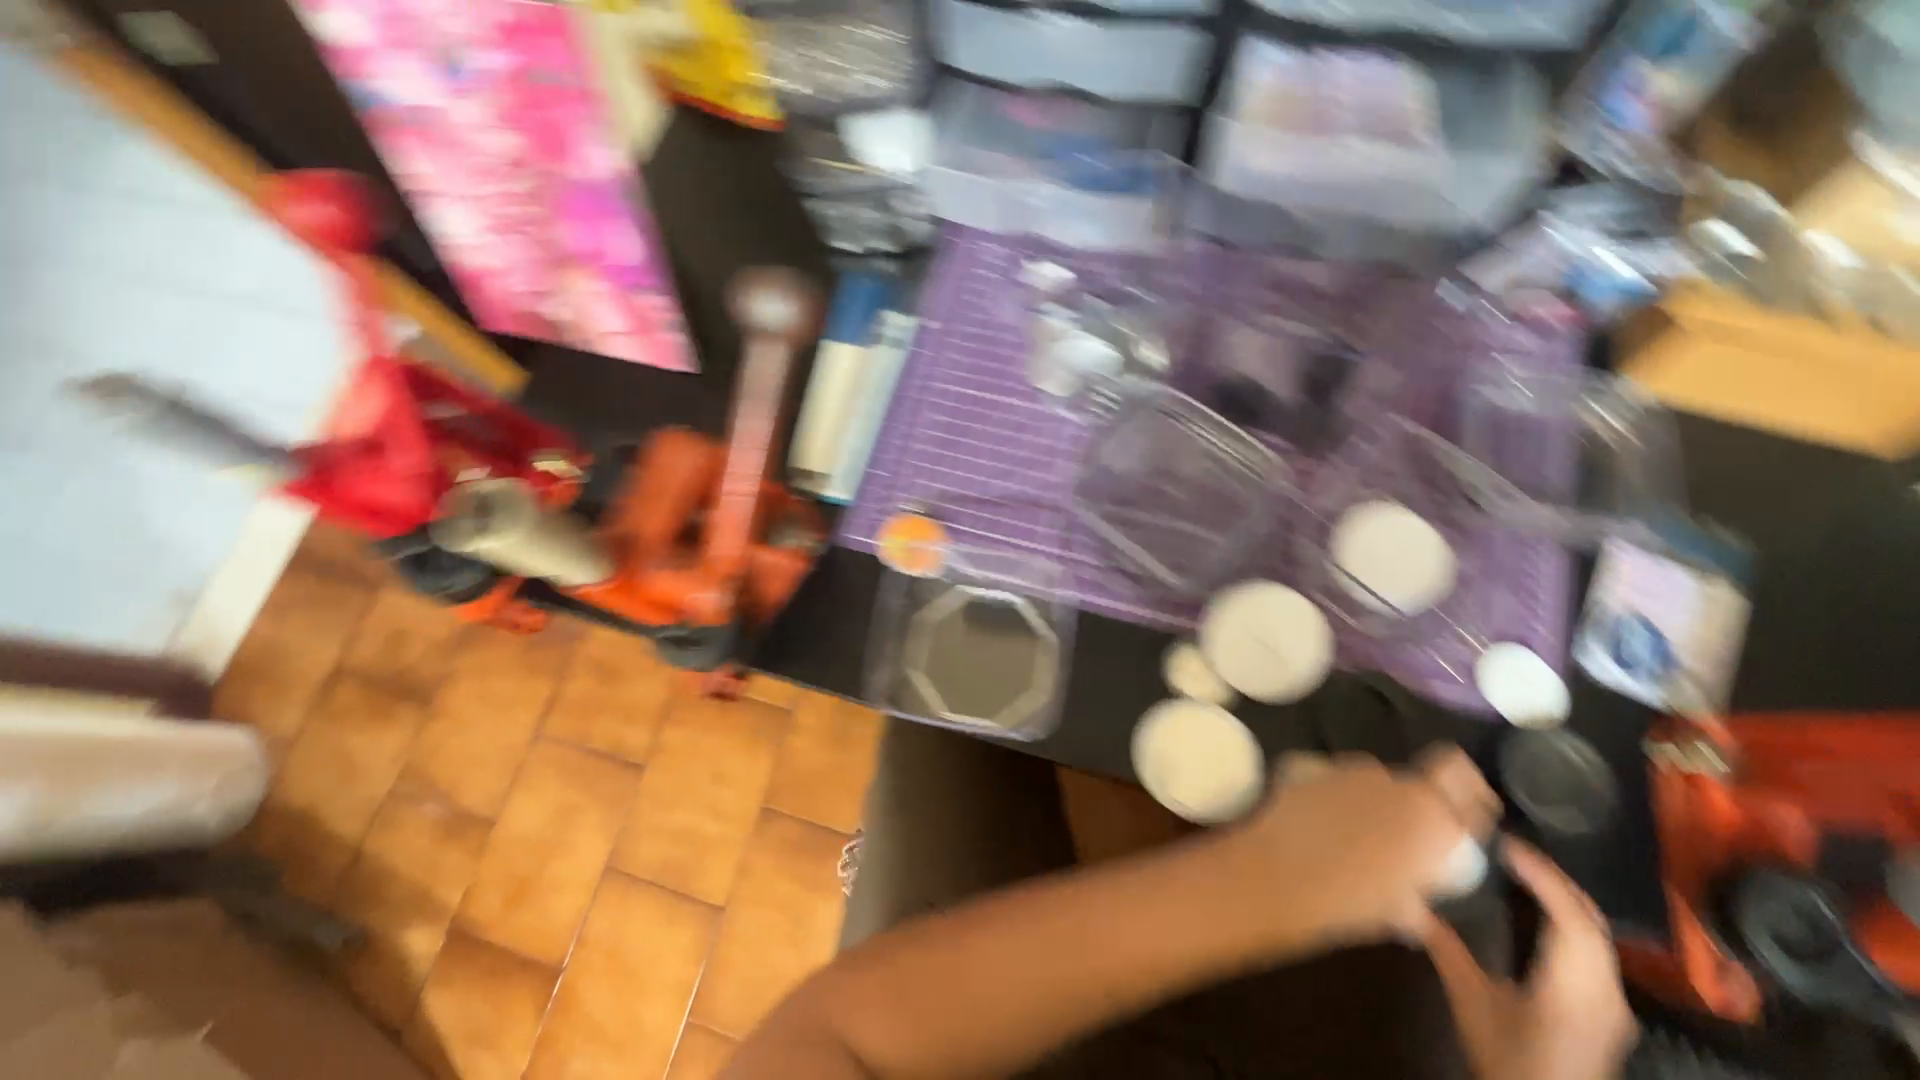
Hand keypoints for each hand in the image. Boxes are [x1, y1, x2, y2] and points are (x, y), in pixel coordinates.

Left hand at [1240, 746, 1500, 945]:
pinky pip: (1336, 779)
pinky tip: (1318, 819)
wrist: (1279, 877)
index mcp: (1434, 818)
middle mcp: (1399, 784)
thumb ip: (1417, 890)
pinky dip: (1335, 795)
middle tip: (1403, 825)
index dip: (1467, 788)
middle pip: (1421, 777)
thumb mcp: (1399, 907)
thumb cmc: (1348, 904)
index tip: (1468, 805)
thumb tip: (1416, 903)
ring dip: (1372, 797)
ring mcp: (1353, 771)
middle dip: (1417, 797)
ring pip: (1375, 778)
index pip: (1463, 776)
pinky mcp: (1313, 766)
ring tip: (1351, 828)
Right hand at [1423, 839, 1638, 1079]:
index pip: (1569, 915)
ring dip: (1565, 899)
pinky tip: (1544, 916)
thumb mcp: (1472, 1005)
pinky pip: (1596, 951)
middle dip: (1556, 880)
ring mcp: (1614, 1002)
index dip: (1543, 876)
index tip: (1508, 847)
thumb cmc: (1508, 1060)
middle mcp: (1603, 989)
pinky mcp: (1610, 1011)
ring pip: (1598, 934)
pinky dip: (1572, 921)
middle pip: (1590, 919)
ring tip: (1525, 874)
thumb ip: (1447, 953)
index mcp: (1572, 985)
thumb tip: (1410, 907)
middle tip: (1514, 853)